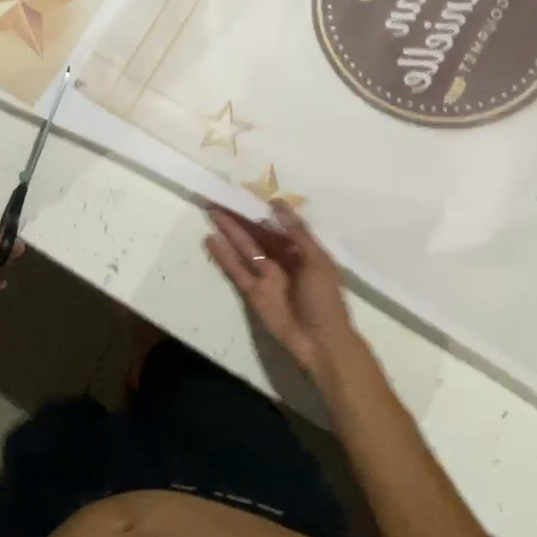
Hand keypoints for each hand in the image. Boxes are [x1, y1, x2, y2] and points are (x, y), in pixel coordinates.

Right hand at [204, 202, 353, 377]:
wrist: (322, 344)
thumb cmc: (326, 300)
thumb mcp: (317, 261)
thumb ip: (297, 232)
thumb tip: (276, 203)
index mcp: (301, 251)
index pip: (277, 225)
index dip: (260, 210)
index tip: (244, 192)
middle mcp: (282, 260)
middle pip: (256, 234)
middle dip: (239, 217)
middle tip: (218, 198)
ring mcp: (266, 276)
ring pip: (244, 248)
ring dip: (228, 231)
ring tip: (210, 210)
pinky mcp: (253, 293)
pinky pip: (236, 270)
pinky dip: (223, 256)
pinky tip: (210, 240)